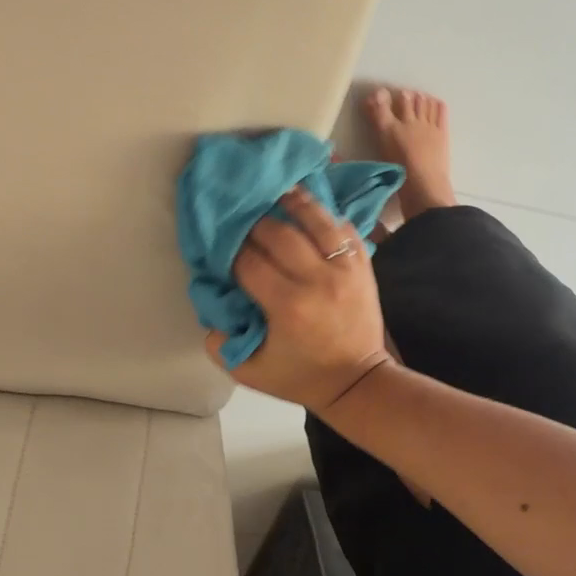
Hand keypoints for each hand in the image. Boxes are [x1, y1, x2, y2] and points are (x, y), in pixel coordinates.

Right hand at [206, 186, 391, 412]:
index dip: (231, 250)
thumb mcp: (250, 371)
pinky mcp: (363, 266)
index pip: (249, 262)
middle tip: (242, 219)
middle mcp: (318, 281)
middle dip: (255, 224)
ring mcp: (345, 270)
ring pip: (315, 220)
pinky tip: (308, 208)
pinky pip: (343, 228)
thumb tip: (211, 313)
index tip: (221, 246)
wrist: (357, 382)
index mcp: (288, 307)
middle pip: (279, 234)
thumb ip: (220, 345)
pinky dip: (325, 216)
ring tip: (275, 194)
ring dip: (292, 204)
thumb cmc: (301, 377)